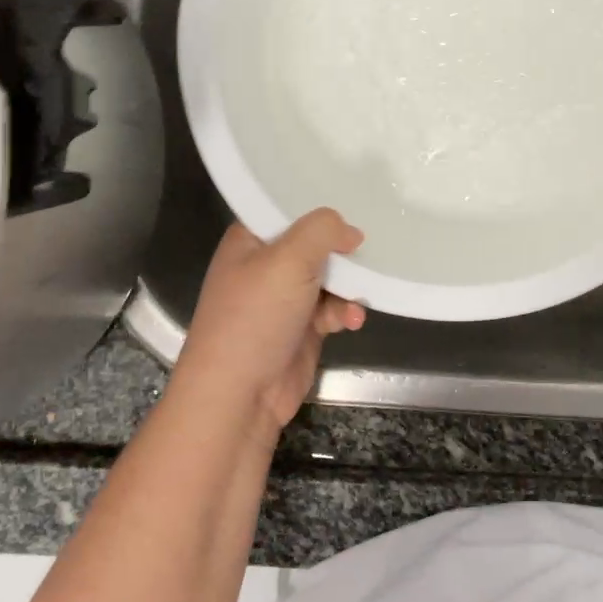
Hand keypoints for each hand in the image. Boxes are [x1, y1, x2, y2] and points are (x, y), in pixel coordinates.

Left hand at [173, 209, 366, 434]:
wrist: (238, 397)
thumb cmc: (255, 318)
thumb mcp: (289, 260)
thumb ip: (323, 230)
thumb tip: (350, 232)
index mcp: (250, 240)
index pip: (286, 208)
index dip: (318, 207)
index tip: (354, 204)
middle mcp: (264, 265)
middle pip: (314, 243)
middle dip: (341, 251)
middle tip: (364, 253)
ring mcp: (282, 299)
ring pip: (329, 277)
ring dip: (349, 287)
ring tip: (356, 301)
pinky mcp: (300, 329)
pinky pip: (331, 309)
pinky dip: (344, 313)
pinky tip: (352, 321)